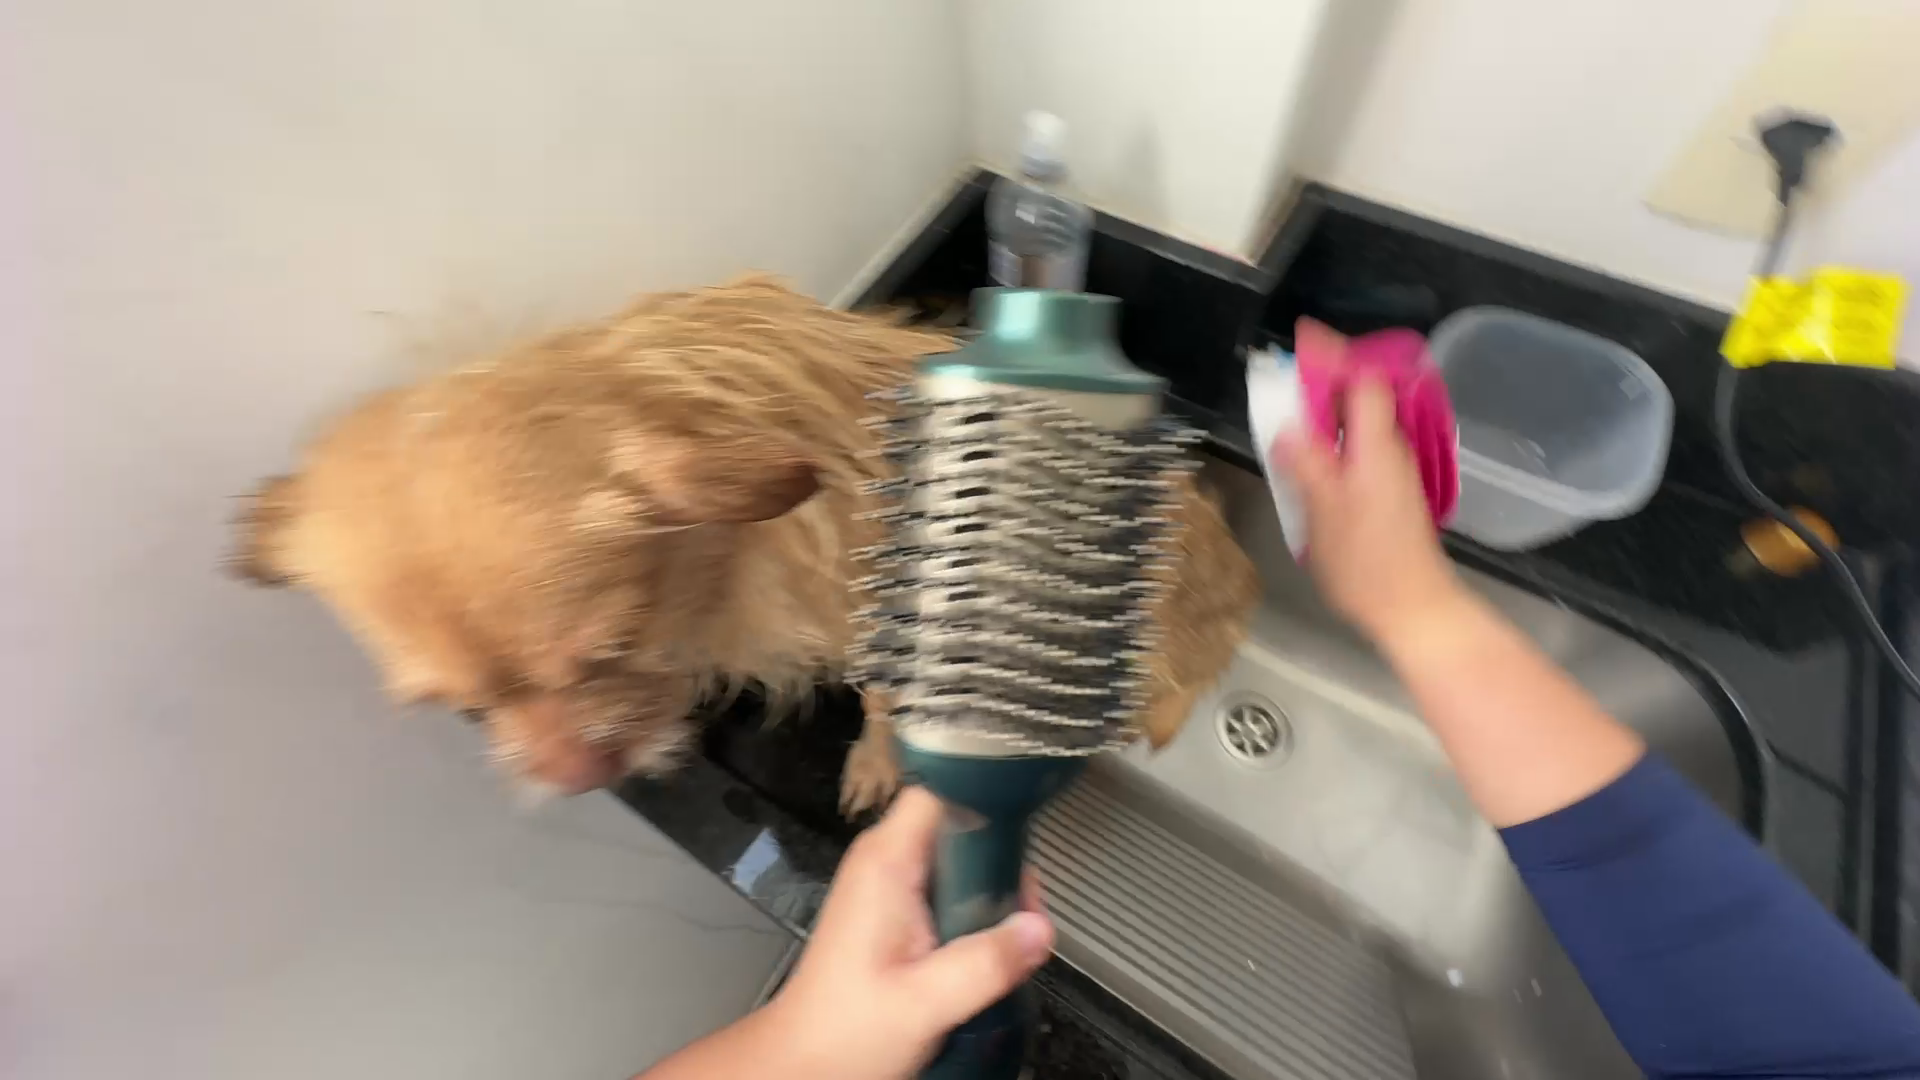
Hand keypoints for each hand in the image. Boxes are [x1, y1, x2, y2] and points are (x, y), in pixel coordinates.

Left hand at [763, 787, 1053, 1079]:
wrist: (802, 1063)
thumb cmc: (846, 1031)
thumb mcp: (923, 1003)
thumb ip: (984, 964)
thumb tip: (1040, 928)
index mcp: (887, 860)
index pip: (939, 789)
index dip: (982, 793)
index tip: (1023, 820)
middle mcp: (886, 856)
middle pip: (955, 821)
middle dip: (997, 855)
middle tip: (1024, 902)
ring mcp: (888, 878)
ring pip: (955, 854)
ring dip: (988, 885)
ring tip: (1011, 928)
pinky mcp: (894, 902)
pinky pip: (946, 881)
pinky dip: (972, 903)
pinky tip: (986, 942)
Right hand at [1274, 376, 1468, 650]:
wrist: (1412, 608)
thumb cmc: (1365, 561)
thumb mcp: (1324, 511)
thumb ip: (1306, 463)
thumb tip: (1286, 426)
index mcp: (1374, 450)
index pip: (1361, 384)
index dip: (1335, 357)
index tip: (1306, 336)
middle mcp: (1387, 453)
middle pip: (1361, 400)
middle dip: (1327, 381)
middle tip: (1288, 379)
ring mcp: (1390, 475)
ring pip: (1358, 426)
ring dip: (1327, 412)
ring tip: (1290, 416)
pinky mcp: (1386, 495)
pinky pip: (1357, 449)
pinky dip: (1333, 440)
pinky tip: (1310, 458)